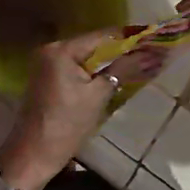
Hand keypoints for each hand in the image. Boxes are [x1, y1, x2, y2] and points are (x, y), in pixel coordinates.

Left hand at [0, 30, 165, 189]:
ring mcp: (46, 64)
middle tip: (151, 52)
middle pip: (93, 44)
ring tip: (139, 63)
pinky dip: (95, 71)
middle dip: (122, 50)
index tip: (154, 38)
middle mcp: (51, 50)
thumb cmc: (67, 124)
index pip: (103, 36)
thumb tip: (151, 54)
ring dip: (110, 61)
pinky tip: (115, 75)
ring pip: (86, 57)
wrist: (35, 153)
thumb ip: (123, 69)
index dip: (130, 37)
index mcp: (61, 50)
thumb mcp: (98, 95)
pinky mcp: (48, 78)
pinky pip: (76, 67)